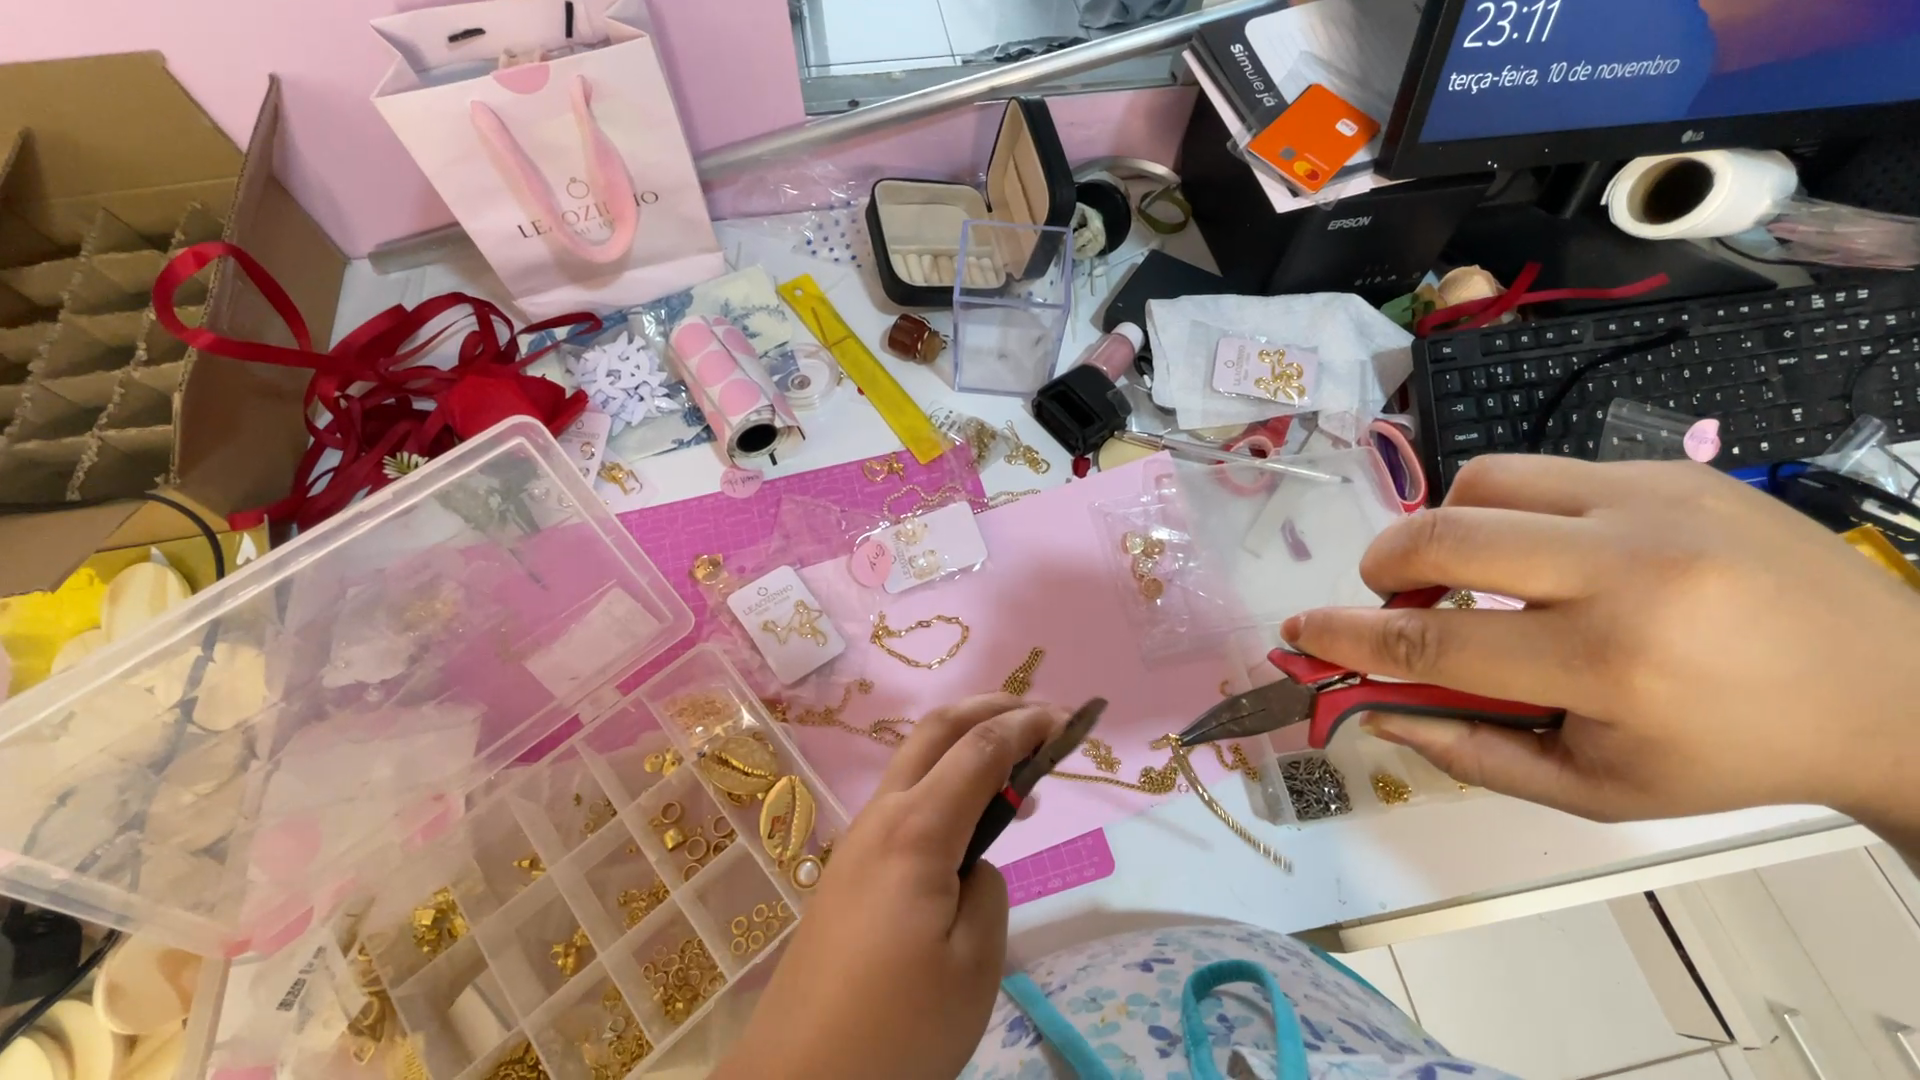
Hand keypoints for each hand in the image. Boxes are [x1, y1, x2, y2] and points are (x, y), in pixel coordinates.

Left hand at [715, 695, 1066, 1079]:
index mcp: (916, 830)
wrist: (800, 1078)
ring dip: (967, 746)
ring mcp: (858, 841)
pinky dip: (945, 783)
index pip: (979, 749)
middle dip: (990, 709)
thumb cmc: (898, 1026)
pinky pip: (904, 801)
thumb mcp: (974, 964)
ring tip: (1020, 775)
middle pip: (935, 731)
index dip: (1027, 725)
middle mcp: (881, 817)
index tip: (1069, 719)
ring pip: (915, 762)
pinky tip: (970, 823)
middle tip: (1041, 716)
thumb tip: (974, 863)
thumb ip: (988, 890)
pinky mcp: (849, 870)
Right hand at [1283, 456, 1919, 840]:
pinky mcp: (1668, 470)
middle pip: (1442, 536)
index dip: (1351, 635)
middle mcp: (1626, 570)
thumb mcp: (1594, 787)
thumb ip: (1469, 750)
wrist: (1895, 690)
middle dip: (1382, 565)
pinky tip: (1538, 551)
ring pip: (1481, 482)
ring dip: (1442, 527)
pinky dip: (1503, 510)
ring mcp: (1651, 504)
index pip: (1435, 640)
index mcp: (1610, 665)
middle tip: (1386, 595)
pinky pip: (1540, 472)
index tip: (1302, 630)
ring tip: (1468, 570)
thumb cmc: (1727, 753)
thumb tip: (1375, 706)